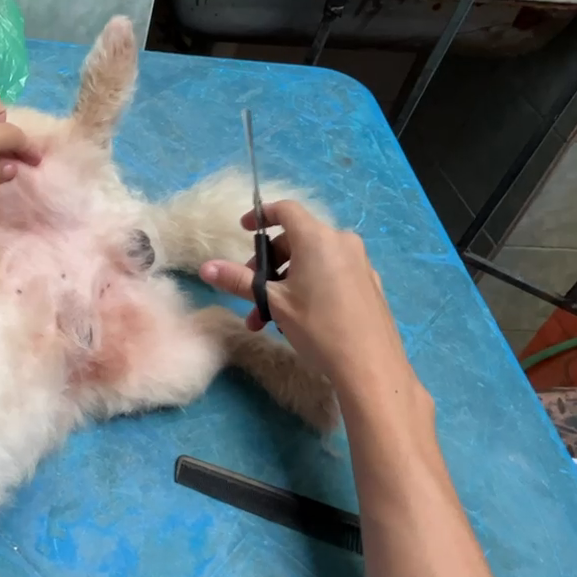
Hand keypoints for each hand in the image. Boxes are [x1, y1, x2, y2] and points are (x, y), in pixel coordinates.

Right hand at [198, 200, 418, 402]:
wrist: (371, 366)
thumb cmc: (318, 327)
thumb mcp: (274, 302)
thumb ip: (239, 281)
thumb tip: (206, 268)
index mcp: (317, 238)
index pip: (286, 210)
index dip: (261, 216)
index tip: (242, 229)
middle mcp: (341, 242)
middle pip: (296, 239)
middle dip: (268, 264)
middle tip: (251, 292)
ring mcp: (359, 263)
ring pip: (312, 261)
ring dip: (284, 282)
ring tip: (269, 318)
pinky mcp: (369, 284)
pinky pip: (330, 273)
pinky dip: (309, 286)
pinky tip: (300, 319)